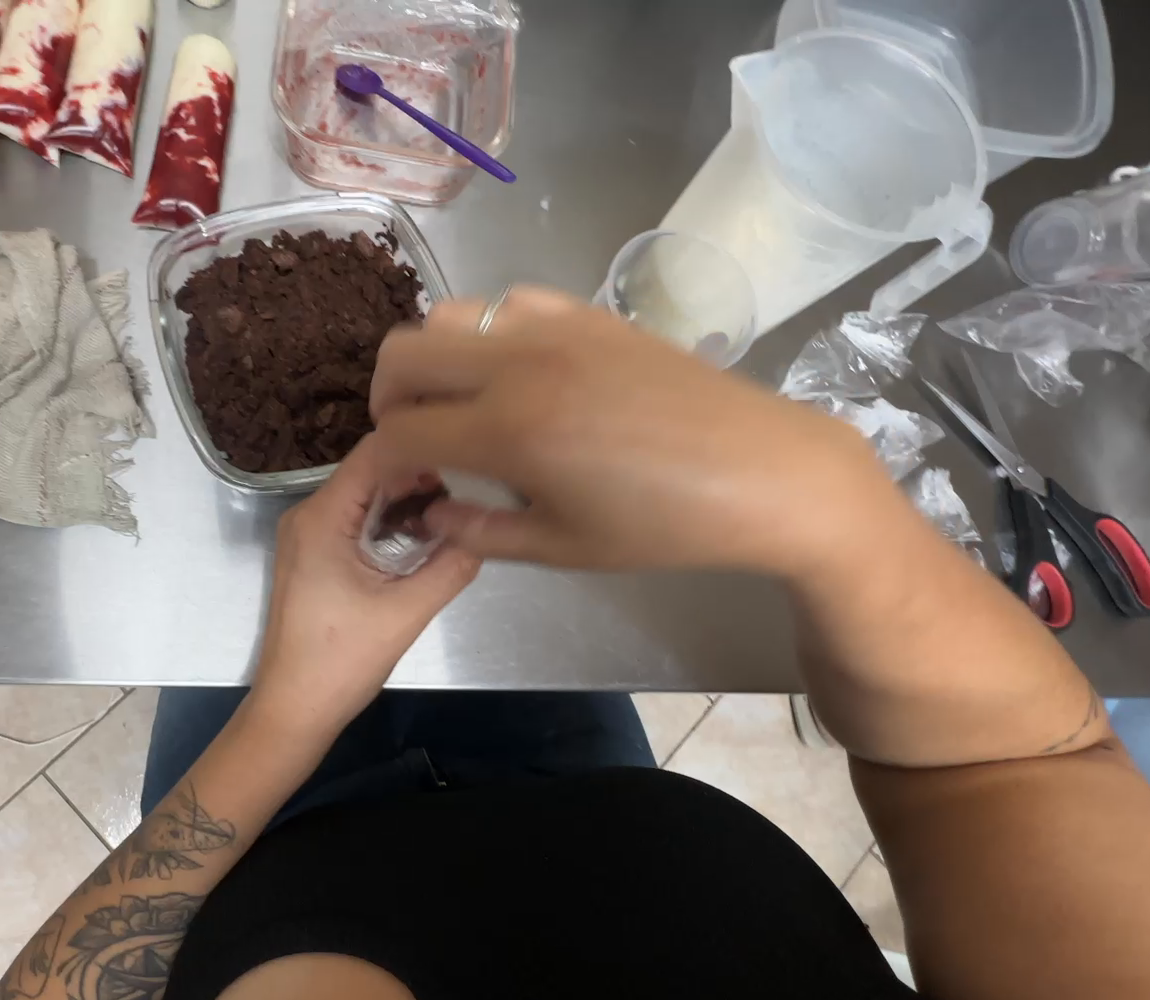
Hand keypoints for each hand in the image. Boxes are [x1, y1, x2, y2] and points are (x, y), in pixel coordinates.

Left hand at [249, 435, 481, 734]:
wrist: (293, 709)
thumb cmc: (340, 662)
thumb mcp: (406, 612)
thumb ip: (451, 566)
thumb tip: (485, 531)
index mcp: (321, 517)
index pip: (375, 453)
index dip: (423, 449)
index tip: (467, 462)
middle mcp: (309, 514)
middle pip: (371, 472)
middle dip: (421, 476)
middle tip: (471, 491)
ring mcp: (309, 536)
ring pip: (366, 497)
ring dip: (408, 502)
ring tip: (456, 513)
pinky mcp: (315, 556)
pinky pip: (357, 522)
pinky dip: (391, 523)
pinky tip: (426, 537)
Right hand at [367, 286, 904, 578]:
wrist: (765, 473)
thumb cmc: (662, 526)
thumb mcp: (561, 547)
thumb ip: (478, 532)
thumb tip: (429, 511)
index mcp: (510, 432)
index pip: (403, 430)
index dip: (384, 456)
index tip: (396, 475)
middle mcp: (520, 364)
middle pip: (405, 352)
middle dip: (388, 396)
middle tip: (410, 432)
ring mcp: (556, 327)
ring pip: (449, 314)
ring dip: (434, 358)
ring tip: (458, 399)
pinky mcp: (590, 312)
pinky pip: (509, 302)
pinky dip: (487, 333)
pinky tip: (515, 370)